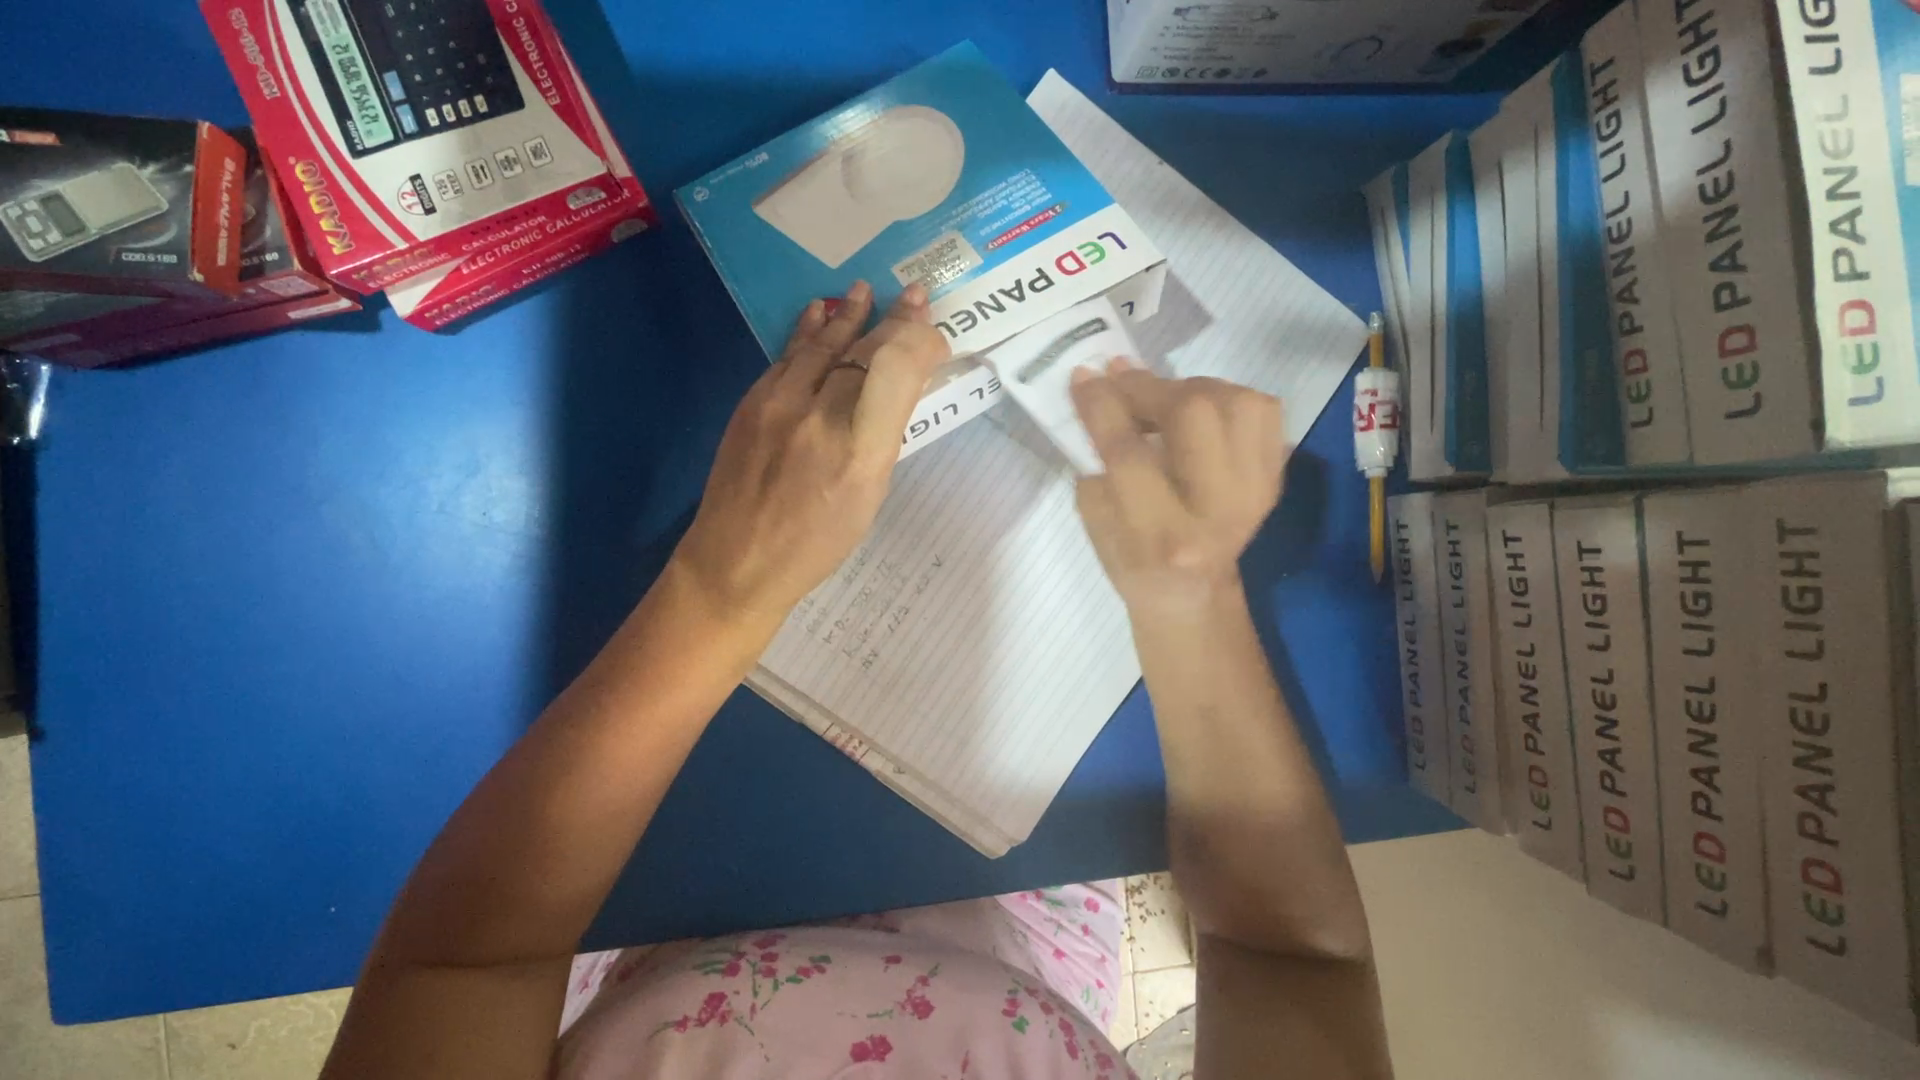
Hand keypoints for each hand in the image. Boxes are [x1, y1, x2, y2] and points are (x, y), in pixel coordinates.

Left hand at [669, 282, 951, 626]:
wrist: (735, 562)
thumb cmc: (816, 544)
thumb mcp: (868, 498)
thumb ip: (883, 438)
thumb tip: (899, 388)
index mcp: (859, 451)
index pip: (895, 369)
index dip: (918, 340)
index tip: (934, 335)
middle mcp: (818, 417)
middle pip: (862, 349)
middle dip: (894, 319)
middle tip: (916, 295)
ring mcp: (777, 405)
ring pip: (822, 344)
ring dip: (850, 315)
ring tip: (867, 290)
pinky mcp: (750, 403)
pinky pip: (787, 355)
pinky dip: (808, 331)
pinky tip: (819, 312)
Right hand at [1070, 360, 1286, 617]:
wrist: (1192, 593)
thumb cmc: (1130, 560)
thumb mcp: (1096, 521)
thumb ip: (1096, 459)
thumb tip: (1100, 392)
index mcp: (1163, 536)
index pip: (1130, 454)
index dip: (1103, 407)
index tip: (1083, 375)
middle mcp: (1218, 512)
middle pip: (1194, 416)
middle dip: (1150, 387)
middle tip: (1120, 378)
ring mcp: (1256, 492)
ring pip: (1236, 402)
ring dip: (1191, 387)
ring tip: (1160, 397)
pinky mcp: (1275, 478)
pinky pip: (1262, 410)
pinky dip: (1227, 397)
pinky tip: (1198, 410)